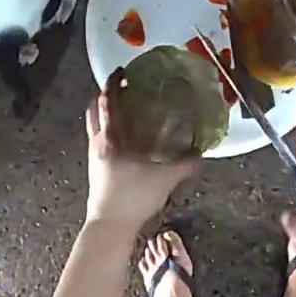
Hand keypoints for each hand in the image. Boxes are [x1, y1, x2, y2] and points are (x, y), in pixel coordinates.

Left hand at [84, 80, 196, 228]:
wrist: (109, 225)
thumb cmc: (132, 198)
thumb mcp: (164, 179)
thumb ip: (184, 164)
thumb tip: (201, 152)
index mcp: (110, 138)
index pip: (108, 102)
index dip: (113, 84)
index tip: (120, 70)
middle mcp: (98, 143)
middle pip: (94, 110)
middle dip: (104, 94)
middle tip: (119, 86)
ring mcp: (94, 156)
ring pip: (93, 125)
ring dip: (103, 112)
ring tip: (119, 107)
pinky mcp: (95, 168)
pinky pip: (98, 139)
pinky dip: (106, 129)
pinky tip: (122, 137)